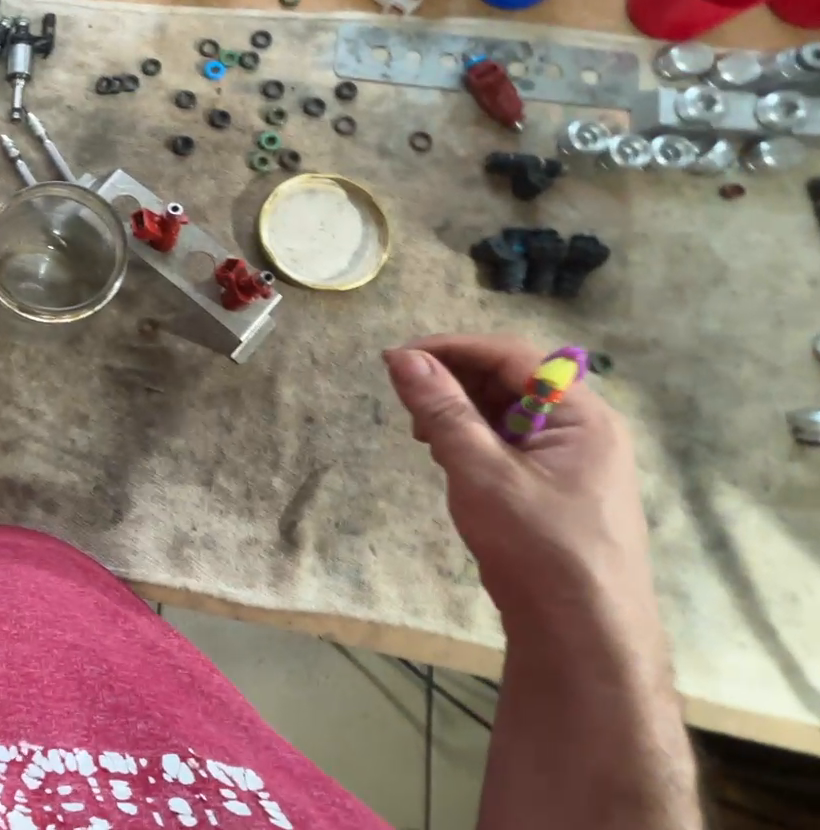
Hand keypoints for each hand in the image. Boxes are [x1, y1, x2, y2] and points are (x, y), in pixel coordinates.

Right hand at [384, 335, 657, 638]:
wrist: (581, 629)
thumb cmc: (538, 545)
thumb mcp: (480, 471)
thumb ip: (441, 410)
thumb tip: (401, 358)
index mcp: (581, 416)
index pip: (511, 355)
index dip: (451, 348)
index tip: (396, 360)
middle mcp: (581, 427)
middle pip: (509, 376)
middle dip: (451, 379)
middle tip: (403, 399)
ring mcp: (567, 456)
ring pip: (502, 407)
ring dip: (456, 408)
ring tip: (422, 432)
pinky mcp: (549, 482)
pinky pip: (503, 437)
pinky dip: (467, 435)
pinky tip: (444, 456)